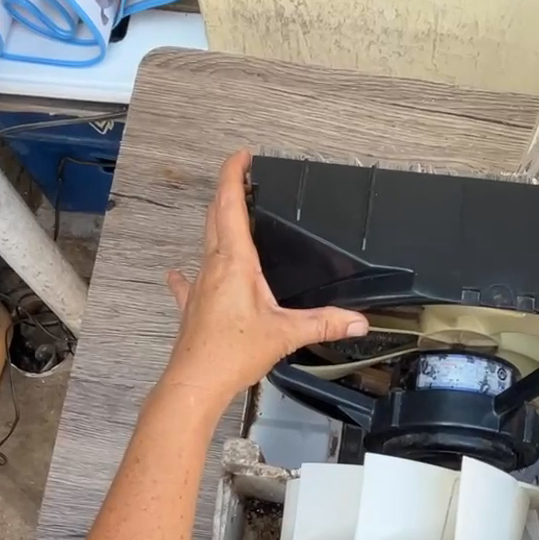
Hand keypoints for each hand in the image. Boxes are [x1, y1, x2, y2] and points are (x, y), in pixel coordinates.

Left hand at [158, 150, 367, 409]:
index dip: (234, 174)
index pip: (230, 204)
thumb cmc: (232, 354)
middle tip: (241, 179)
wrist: (196, 383)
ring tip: (226, 216)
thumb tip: (357, 321)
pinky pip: (188, 281)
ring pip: (204, 243)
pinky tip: (181, 274)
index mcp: (234, 262)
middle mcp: (212, 266)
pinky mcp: (192, 307)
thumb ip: (324, 323)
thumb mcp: (286, 335)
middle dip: (227, 192)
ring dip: (215, 224)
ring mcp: (198, 286)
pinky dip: (189, 272)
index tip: (242, 156)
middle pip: (214, 216)